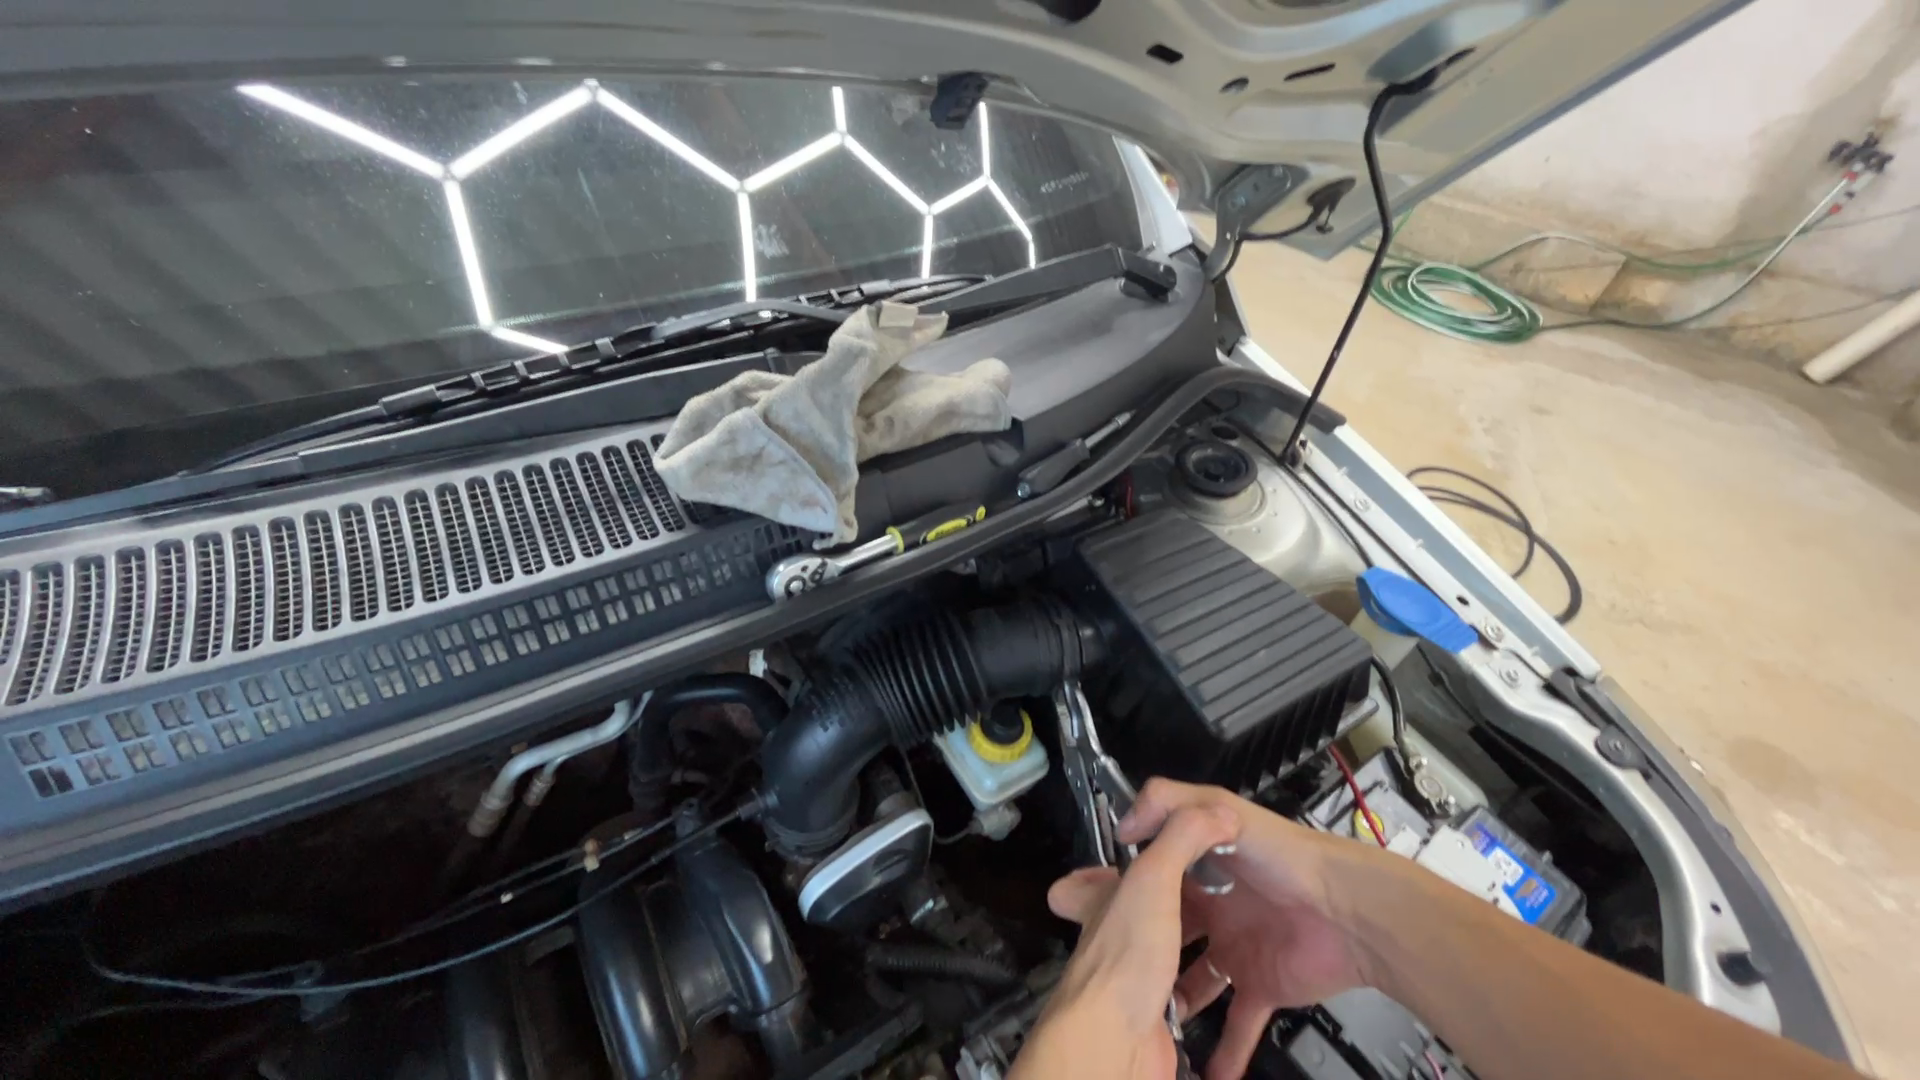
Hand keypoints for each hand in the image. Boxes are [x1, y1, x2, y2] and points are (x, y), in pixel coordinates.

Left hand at [1008, 803, 1241, 1079]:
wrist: (1113, 1043)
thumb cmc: (1127, 953)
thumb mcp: (1151, 877)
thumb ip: (1179, 837)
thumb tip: (1216, 810)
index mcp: (1111, 899)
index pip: (1106, 874)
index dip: (1126, 861)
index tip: (1163, 850)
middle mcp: (1123, 938)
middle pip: (1154, 917)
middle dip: (1184, 909)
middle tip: (1228, 896)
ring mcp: (1146, 984)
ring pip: (1182, 968)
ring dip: (1206, 967)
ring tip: (1246, 948)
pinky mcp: (1168, 1024)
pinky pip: (1208, 1028)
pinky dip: (1229, 1047)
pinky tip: (1243, 1046)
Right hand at [1122, 779, 1380, 1078]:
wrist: (1350, 912)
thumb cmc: (1282, 857)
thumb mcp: (1219, 809)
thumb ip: (1168, 804)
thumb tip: (1122, 826)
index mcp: (1199, 868)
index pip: (1152, 880)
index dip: (1124, 895)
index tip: (1090, 915)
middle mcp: (1212, 911)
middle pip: (1165, 935)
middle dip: (1140, 954)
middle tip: (1108, 974)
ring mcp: (1235, 952)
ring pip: (1193, 984)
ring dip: (1172, 1004)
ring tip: (1142, 1025)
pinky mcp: (1260, 986)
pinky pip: (1238, 1024)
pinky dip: (1225, 1054)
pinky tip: (1204, 1072)